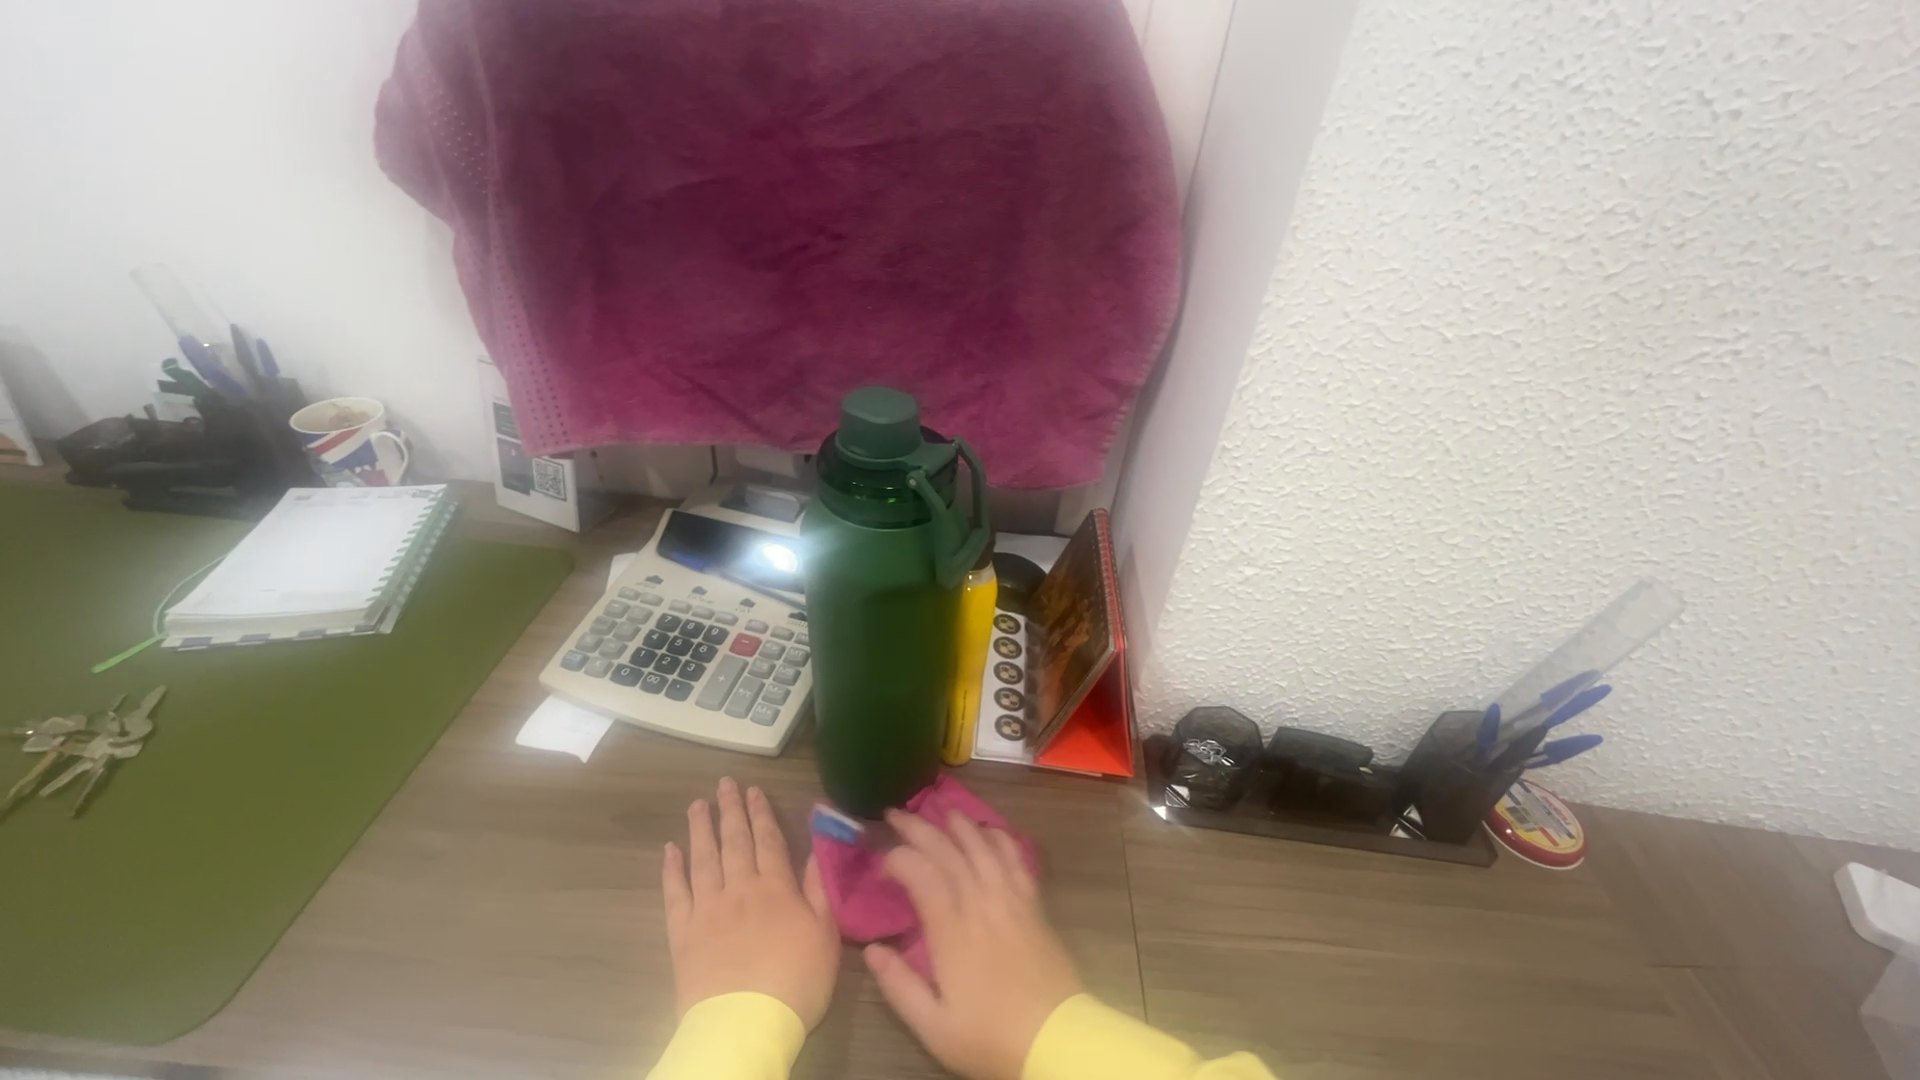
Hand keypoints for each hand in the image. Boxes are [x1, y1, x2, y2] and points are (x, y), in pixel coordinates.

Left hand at [661, 777, 839, 1027]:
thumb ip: (819, 891)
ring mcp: (708, 909)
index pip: (768, 841)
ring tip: (698, 805)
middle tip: (724, 784)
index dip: (761, 813)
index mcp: (776, 888)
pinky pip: (675, 893)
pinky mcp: (683, 934)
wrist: (745, 1025)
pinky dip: (672, 869)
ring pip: (703, 859)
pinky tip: (670, 850)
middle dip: (731, 810)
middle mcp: (740, 888)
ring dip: (701, 829)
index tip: (754, 790)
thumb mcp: (825, 935)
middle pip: (734, 841)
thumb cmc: (796, 982)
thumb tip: (815, 851)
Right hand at [864, 809, 1082, 1079]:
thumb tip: (872, 949)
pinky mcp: (1033, 906)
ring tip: (943, 811)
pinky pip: (1016, 860)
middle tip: (897, 814)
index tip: (882, 862)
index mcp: (952, 930)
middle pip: (948, 851)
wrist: (1054, 1040)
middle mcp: (981, 903)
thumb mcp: (933, 1025)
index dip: (898, 858)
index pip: (921, 874)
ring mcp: (1011, 900)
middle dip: (919, 828)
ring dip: (961, 825)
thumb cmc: (989, 1036)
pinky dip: (1001, 840)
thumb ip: (898, 985)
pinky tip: (992, 832)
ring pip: (983, 848)